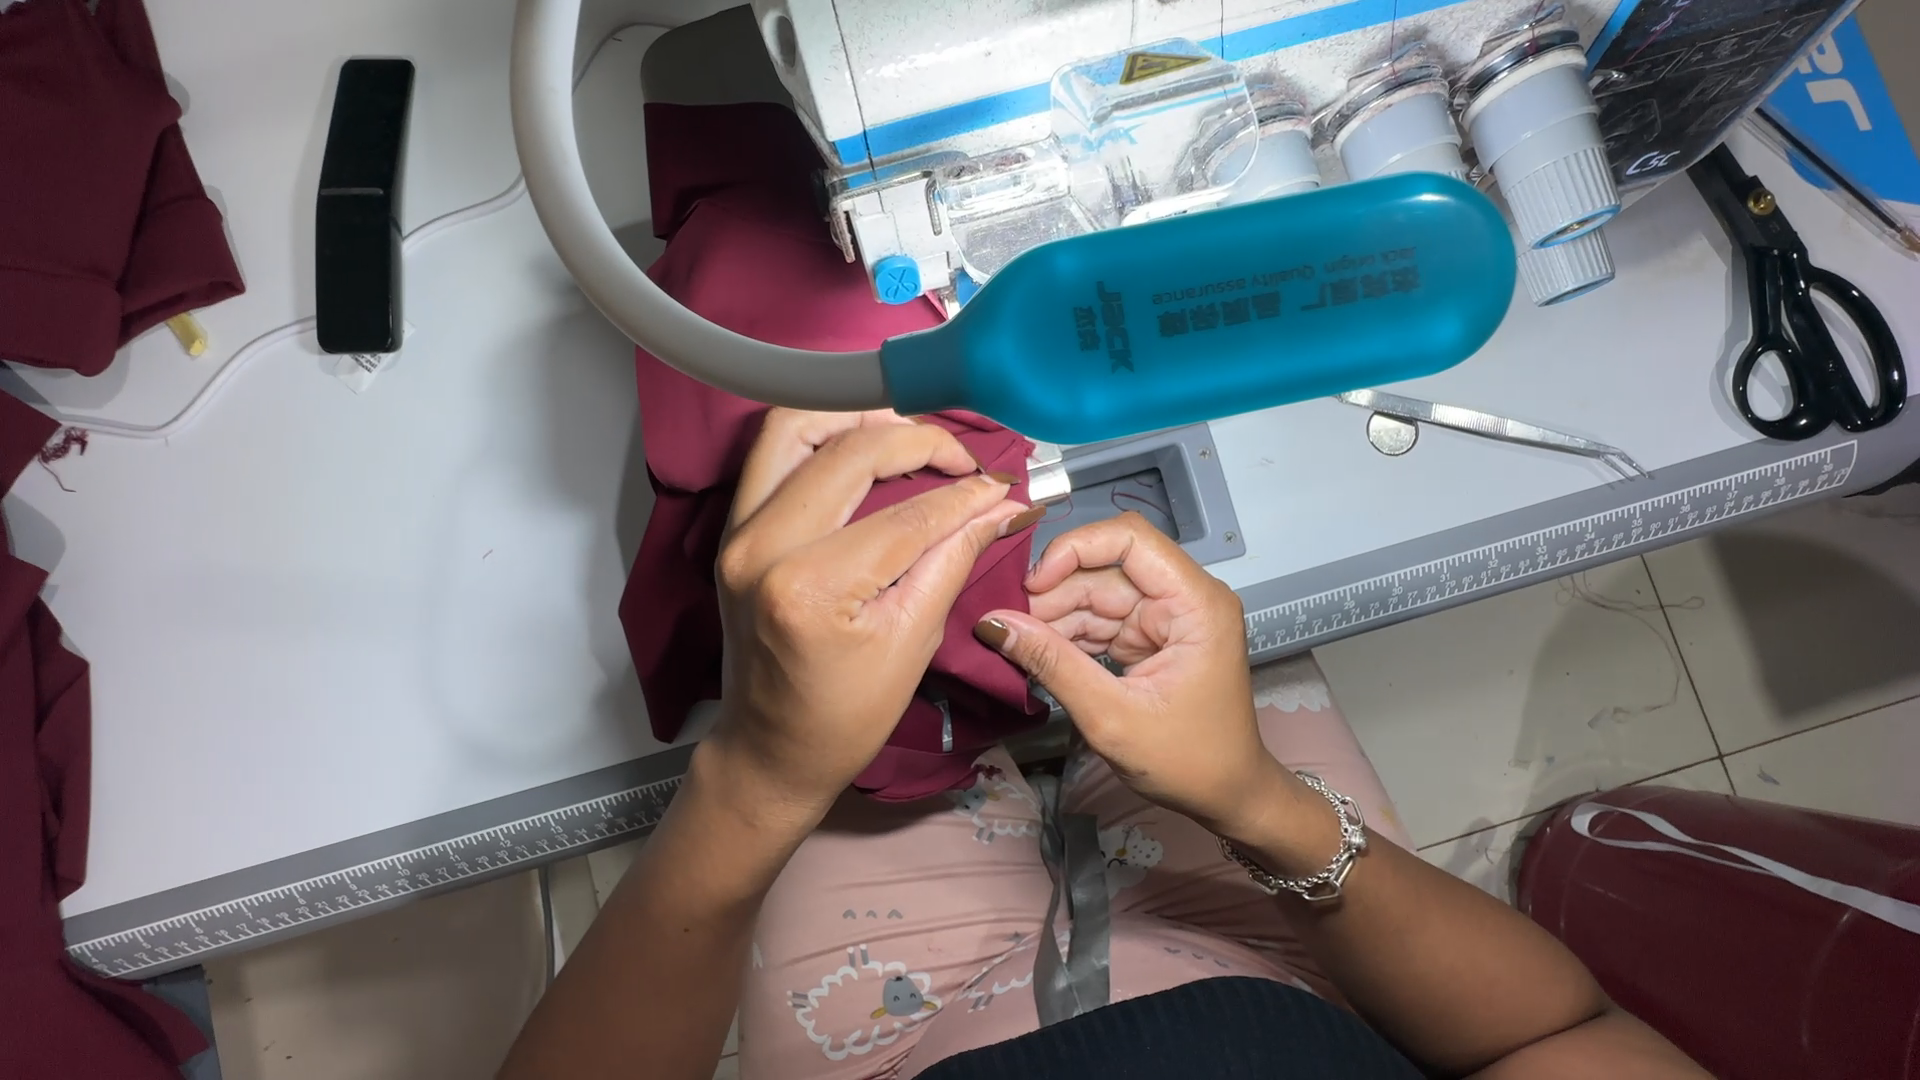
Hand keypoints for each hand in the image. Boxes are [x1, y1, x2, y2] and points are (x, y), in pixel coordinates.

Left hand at [707, 409, 1029, 825]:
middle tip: (961, 459)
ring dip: (859, 420)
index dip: (963, 494)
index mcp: (810, 587)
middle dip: (918, 441)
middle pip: (850, 451)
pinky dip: (822, 436)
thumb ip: (953, 558)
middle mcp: (762, 546)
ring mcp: (737, 533)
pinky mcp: (732, 529)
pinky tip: (863, 449)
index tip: (1000, 485)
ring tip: (909, 438)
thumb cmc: (844, 717)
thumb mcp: (913, 641)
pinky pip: (774, 453)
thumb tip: (999, 506)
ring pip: (796, 428)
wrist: (769, 749)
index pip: (906, 516)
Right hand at [974, 513, 1305, 835]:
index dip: (1076, 549)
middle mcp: (1182, 597)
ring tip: (1016, 644)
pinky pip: (1099, 620)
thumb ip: (1052, 664)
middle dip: (1054, 593)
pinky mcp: (1148, 636)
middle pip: (1105, 568)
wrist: (1227, 798)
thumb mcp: (1112, 716)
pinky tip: (1037, 652)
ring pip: (1095, 593)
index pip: (1130, 538)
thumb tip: (993, 624)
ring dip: (1054, 617)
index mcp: (1195, 603)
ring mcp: (1164, 616)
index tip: (1032, 585)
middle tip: (1008, 625)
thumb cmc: (1188, 762)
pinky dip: (1066, 636)